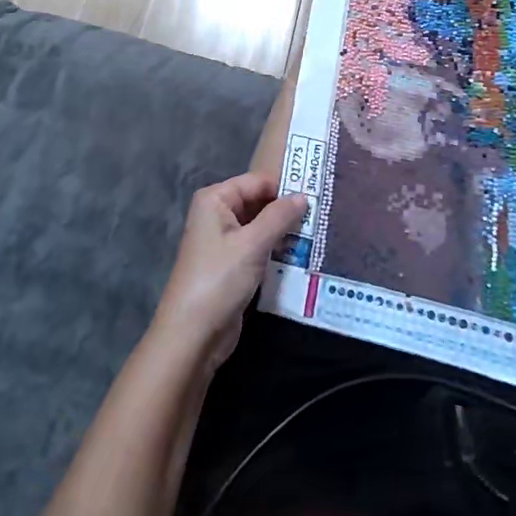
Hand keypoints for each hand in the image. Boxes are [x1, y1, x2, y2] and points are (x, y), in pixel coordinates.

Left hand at [152, 174, 306, 367]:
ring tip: (318, 235)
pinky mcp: (232, 265)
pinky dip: (277, 250)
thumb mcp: (252, 244)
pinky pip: (259, 248)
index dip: (284, 188)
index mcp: (215, 199)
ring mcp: (224, 241)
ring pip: (261, 227)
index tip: (318, 196)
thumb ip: (279, 217)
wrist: (193, 333)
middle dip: (286, 211)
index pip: (257, 182)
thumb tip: (304, 195)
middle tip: (322, 217)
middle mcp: (217, 214)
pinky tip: (301, 255)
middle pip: (258, 203)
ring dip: (284, 232)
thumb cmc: (219, 279)